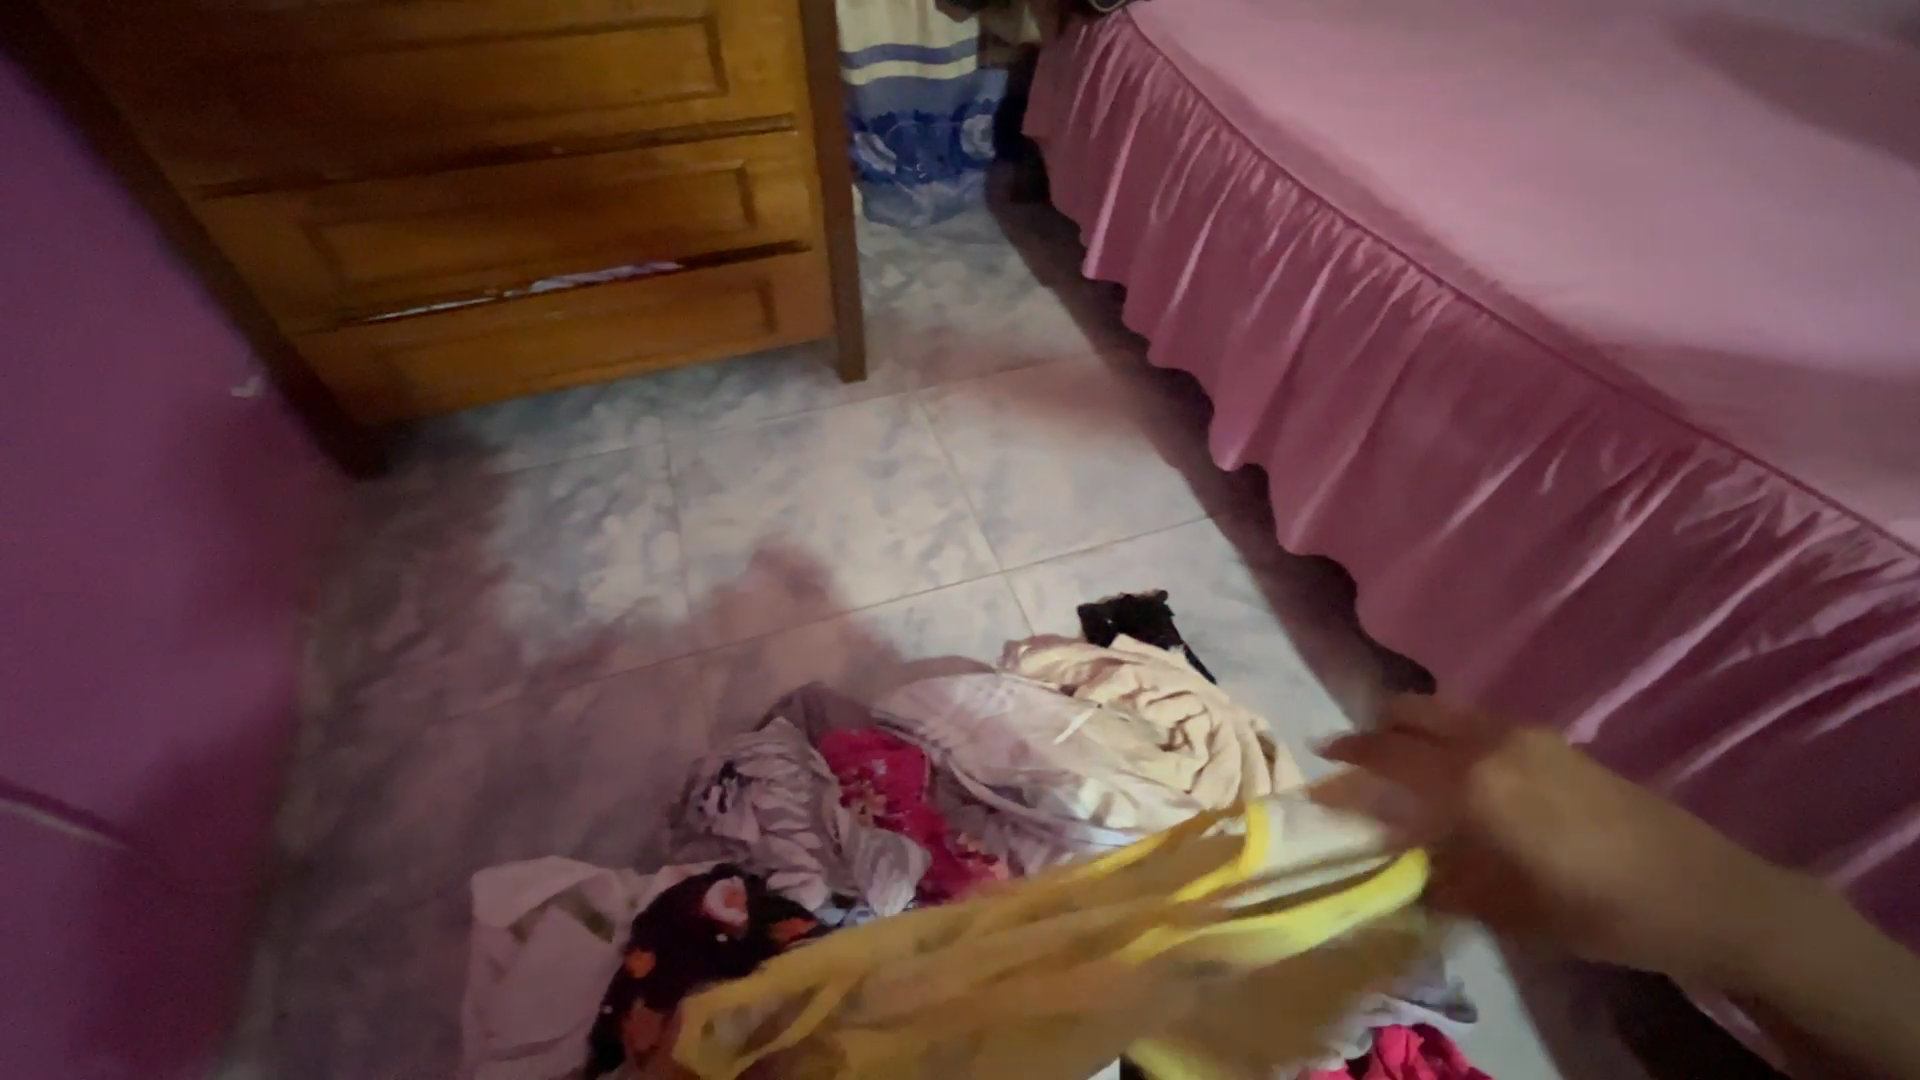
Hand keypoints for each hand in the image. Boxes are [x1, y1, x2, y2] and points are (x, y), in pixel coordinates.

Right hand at [1310, 695, 1808, 986]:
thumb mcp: (1504, 910)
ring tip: (1402, 761)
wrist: (1708, 893)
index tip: (1317, 763)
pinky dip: (1447, 731)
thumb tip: (1394, 865)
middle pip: (1408, 713)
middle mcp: (1487, 743)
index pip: (1384, 756)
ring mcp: (1522, 734)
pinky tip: (1459, 768)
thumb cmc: (1595, 909)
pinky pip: (1475, 721)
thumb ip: (1437, 878)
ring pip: (1442, 710)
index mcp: (1470, 784)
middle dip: (1372, 729)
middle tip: (1353, 755)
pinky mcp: (1550, 738)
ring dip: (1411, 726)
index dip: (1345, 759)